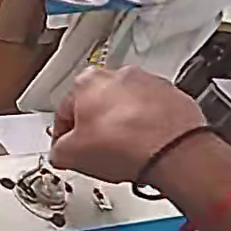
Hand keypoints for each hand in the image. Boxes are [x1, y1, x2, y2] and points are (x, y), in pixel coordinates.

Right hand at [50, 66, 229, 188]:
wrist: (173, 151)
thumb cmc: (126, 145)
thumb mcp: (71, 155)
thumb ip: (57, 151)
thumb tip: (60, 152)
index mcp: (87, 82)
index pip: (64, 112)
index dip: (62, 137)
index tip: (65, 149)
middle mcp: (118, 75)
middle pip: (96, 105)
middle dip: (94, 128)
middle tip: (94, 152)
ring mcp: (147, 83)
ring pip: (124, 107)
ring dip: (120, 127)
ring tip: (121, 153)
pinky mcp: (171, 95)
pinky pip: (151, 113)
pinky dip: (145, 128)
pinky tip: (142, 148)